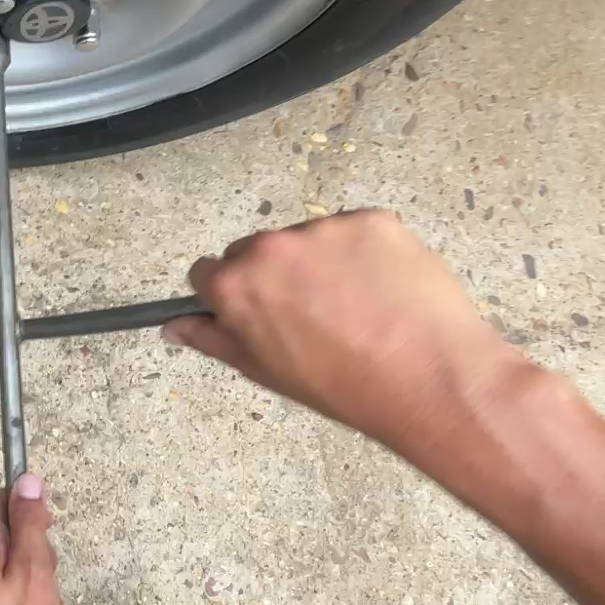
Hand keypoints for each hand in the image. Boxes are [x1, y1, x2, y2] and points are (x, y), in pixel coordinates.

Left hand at [0, 474, 63, 604]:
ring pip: (8, 558)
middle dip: (34, 547)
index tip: (47, 533)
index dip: (26, 507)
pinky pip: (3, 583)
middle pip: (5, 528)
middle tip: (46, 579)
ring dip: (33, 575)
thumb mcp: (33, 570)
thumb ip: (30, 523)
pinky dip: (24, 595)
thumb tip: (28, 480)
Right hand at [162, 210, 529, 458]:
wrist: (431, 379)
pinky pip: (352, 230)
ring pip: (304, 240)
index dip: (229, 294)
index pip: (207, 271)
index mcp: (233, 284)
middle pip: (253, 250)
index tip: (255, 311)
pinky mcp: (371, 220)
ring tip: (353, 305)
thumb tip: (173, 326)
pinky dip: (362, 253)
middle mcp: (268, 248)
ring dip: (317, 262)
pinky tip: (380, 289)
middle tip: (308, 312)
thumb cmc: (342, 384)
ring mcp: (322, 230)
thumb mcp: (262, 369)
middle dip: (271, 274)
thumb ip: (210, 338)